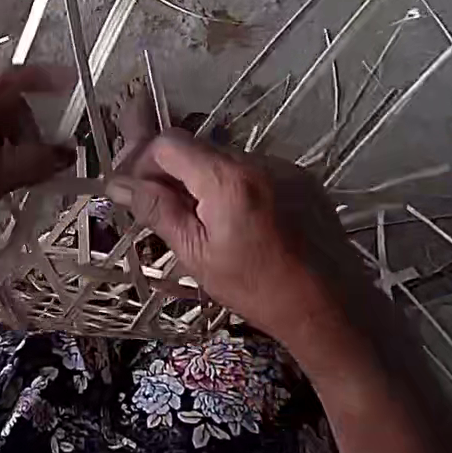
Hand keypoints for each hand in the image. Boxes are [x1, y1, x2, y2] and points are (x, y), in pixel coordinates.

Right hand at [107, 131, 378, 356]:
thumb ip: (157, 210)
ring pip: (222, 157)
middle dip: (167, 170)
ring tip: (197, 218)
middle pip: (195, 146)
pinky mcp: (301, 176)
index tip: (132, 189)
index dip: (142, 161)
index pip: (167, 143)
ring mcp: (283, 165)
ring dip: (199, 178)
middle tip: (154, 202)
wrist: (333, 308)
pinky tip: (234, 219)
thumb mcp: (197, 255)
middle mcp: (256, 159)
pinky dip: (231, 184)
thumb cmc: (258, 289)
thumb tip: (118, 184)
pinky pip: (252, 168)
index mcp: (227, 179)